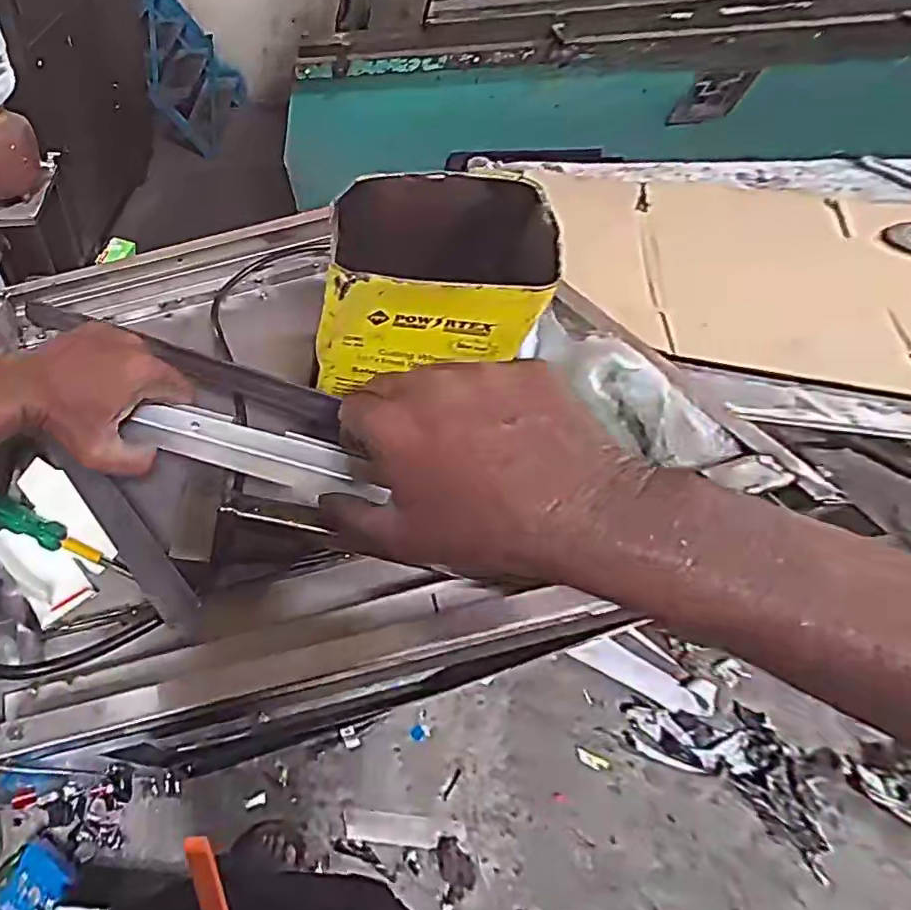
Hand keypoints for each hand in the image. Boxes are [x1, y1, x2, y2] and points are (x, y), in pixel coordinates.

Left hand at [5, 323, 193, 475]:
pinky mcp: (95, 331)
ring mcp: (112, 336)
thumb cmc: (55, 412)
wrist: (23, 389)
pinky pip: (118, 350)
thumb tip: (149, 455)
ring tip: (108, 396)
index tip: (167, 416)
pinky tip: (95, 381)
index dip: (178, 407)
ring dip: (132, 378)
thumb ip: (136, 460)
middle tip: (128, 412)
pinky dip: (113, 364)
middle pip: (161, 374)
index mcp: (140, 371)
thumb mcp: (100, 453)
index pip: (182, 388)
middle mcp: (130, 347)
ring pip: (140, 361)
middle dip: (151, 394)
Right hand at [321, 360, 659, 580]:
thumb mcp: (407, 539)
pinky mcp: (523, 369)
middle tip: (419, 447)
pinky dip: (490, 397)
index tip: (373, 450)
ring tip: (468, 440)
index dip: (359, 432)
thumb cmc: (492, 529)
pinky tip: (507, 431)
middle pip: (391, 384)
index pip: (351, 406)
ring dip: (441, 402)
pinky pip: (490, 376)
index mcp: (392, 422)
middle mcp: (429, 386)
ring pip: (440, 377)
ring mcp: (480, 373)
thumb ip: (351, 518)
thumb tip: (327, 506)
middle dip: (395, 412)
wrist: (583, 516)